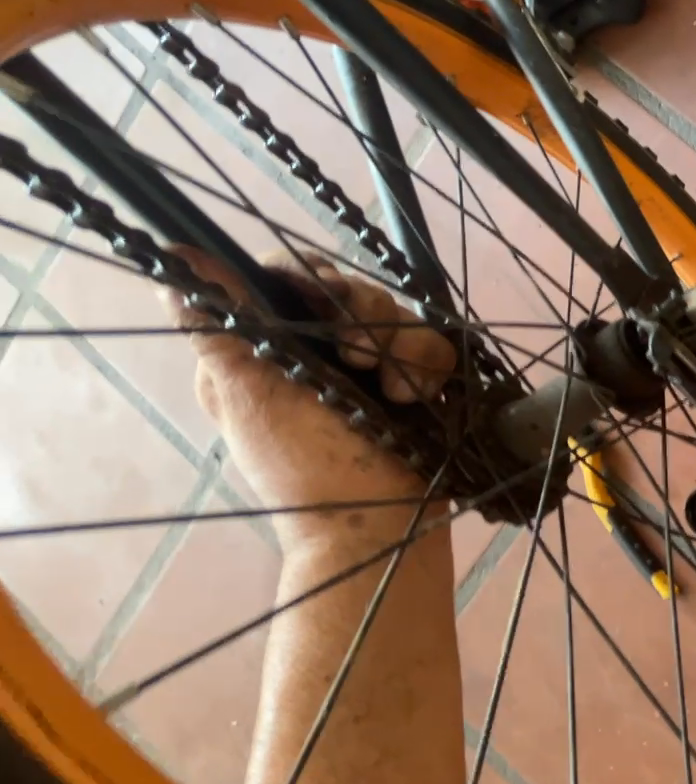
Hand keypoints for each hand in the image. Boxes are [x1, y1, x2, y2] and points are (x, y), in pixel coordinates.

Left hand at [161, 249, 455, 552]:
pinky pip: (437, 343)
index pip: (287, 275)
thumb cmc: (304, 466)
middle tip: (361, 358)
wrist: (381, 518)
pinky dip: (431, 368)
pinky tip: (420, 399)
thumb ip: (218, 332)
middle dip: (364, 316)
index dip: (310, 273)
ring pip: (403, 313)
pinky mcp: (421, 374)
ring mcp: (377, 360)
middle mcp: (323, 344)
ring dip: (403, 349)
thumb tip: (170, 265)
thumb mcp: (250, 399)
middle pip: (353, 288)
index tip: (324, 296)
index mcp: (270, 343)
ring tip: (395, 393)